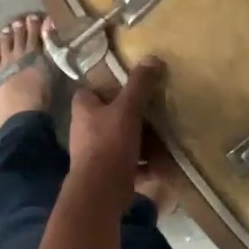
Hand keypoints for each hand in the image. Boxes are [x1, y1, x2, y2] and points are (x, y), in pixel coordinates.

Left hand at [68, 56, 163, 207]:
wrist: (101, 190)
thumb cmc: (110, 143)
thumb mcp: (128, 108)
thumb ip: (140, 84)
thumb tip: (153, 57)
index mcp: (83, 108)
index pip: (93, 90)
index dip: (113, 89)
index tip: (135, 92)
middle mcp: (85, 129)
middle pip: (112, 116)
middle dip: (135, 118)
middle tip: (157, 116)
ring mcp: (95, 153)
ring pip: (122, 140)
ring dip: (143, 141)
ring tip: (164, 140)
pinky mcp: (106, 173)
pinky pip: (129, 163)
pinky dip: (144, 163)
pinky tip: (161, 164)